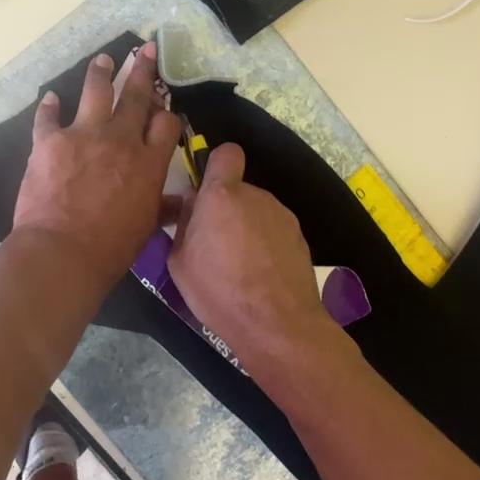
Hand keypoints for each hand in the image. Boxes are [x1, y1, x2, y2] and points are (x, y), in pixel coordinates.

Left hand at [13, 45, 182, 274]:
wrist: (62, 251)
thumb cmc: (110, 248)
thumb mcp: (146, 227)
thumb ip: (162, 206)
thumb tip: (181, 202)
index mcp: (148, 162)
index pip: (165, 123)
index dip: (165, 111)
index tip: (162, 107)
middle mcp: (120, 139)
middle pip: (137, 96)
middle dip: (144, 71)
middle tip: (147, 49)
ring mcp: (84, 135)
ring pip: (96, 91)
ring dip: (101, 73)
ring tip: (104, 60)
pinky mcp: (50, 141)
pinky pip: (48, 116)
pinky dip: (49, 106)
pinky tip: (51, 98)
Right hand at [167, 144, 336, 365]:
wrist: (277, 325)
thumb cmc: (218, 292)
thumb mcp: (180, 261)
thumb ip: (184, 223)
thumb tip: (192, 206)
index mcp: (221, 196)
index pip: (225, 154)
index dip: (216, 165)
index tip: (206, 190)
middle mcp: (255, 196)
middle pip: (237, 190)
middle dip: (226, 208)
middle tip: (214, 243)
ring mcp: (281, 215)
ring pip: (256, 211)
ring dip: (246, 227)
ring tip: (239, 265)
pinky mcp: (299, 236)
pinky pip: (273, 230)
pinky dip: (266, 244)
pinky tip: (261, 274)